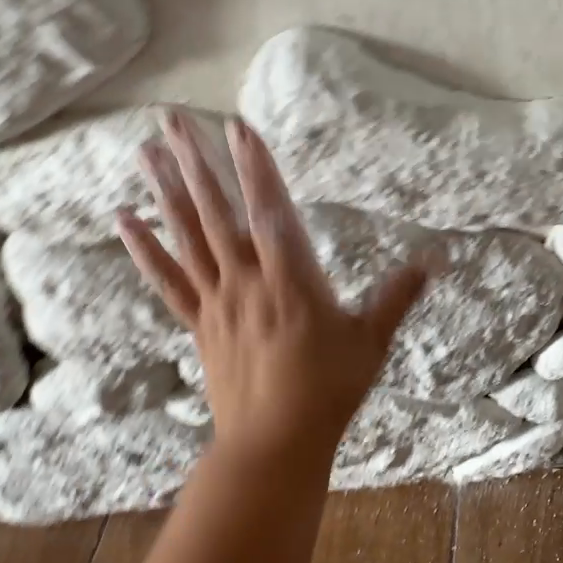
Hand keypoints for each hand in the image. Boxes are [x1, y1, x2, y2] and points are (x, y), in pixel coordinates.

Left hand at [115, 109, 428, 461]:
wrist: (273, 443)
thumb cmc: (329, 390)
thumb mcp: (372, 341)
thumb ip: (398, 295)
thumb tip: (437, 257)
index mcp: (292, 282)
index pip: (272, 212)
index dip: (257, 168)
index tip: (238, 127)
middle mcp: (247, 283)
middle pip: (217, 213)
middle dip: (197, 162)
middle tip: (171, 119)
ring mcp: (217, 303)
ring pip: (188, 238)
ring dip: (166, 192)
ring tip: (145, 151)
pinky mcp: (199, 324)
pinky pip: (168, 280)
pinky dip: (145, 249)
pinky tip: (125, 220)